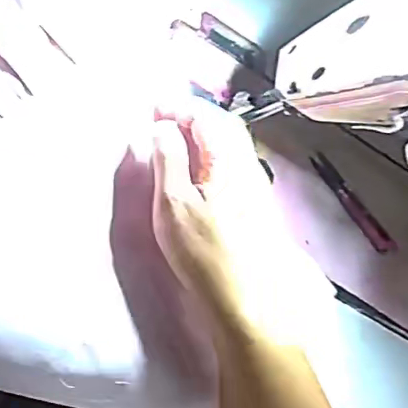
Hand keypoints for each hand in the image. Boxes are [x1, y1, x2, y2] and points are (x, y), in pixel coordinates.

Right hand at [112, 99, 306, 345]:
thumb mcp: (174, 203)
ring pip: (229, 147)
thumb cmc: (205, 252)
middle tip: (161, 117)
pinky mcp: (253, 207)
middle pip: (224, 129)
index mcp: (228, 163)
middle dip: (192, 116)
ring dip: (201, 134)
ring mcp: (253, 189)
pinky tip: (194, 167)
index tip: (154, 106)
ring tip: (173, 137)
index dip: (179, 107)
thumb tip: (164, 129)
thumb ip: (169, 161)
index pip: (206, 119)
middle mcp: (247, 169)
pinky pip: (230, 164)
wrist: (247, 301)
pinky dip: (208, 153)